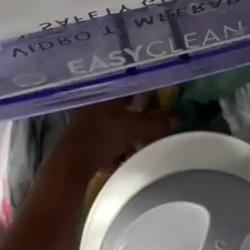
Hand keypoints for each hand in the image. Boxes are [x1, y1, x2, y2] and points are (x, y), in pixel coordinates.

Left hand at [49, 97, 173, 179]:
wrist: (73, 161)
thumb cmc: (106, 135)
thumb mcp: (137, 128)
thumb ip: (156, 123)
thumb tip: (176, 118)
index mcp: (107, 94)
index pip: (129, 87)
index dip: (144, 93)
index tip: (157, 100)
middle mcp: (94, 105)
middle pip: (121, 109)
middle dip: (136, 118)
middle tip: (151, 126)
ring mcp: (85, 124)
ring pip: (112, 128)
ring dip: (125, 138)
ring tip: (138, 148)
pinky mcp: (81, 143)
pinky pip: (103, 144)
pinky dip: (114, 151)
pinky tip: (122, 161)